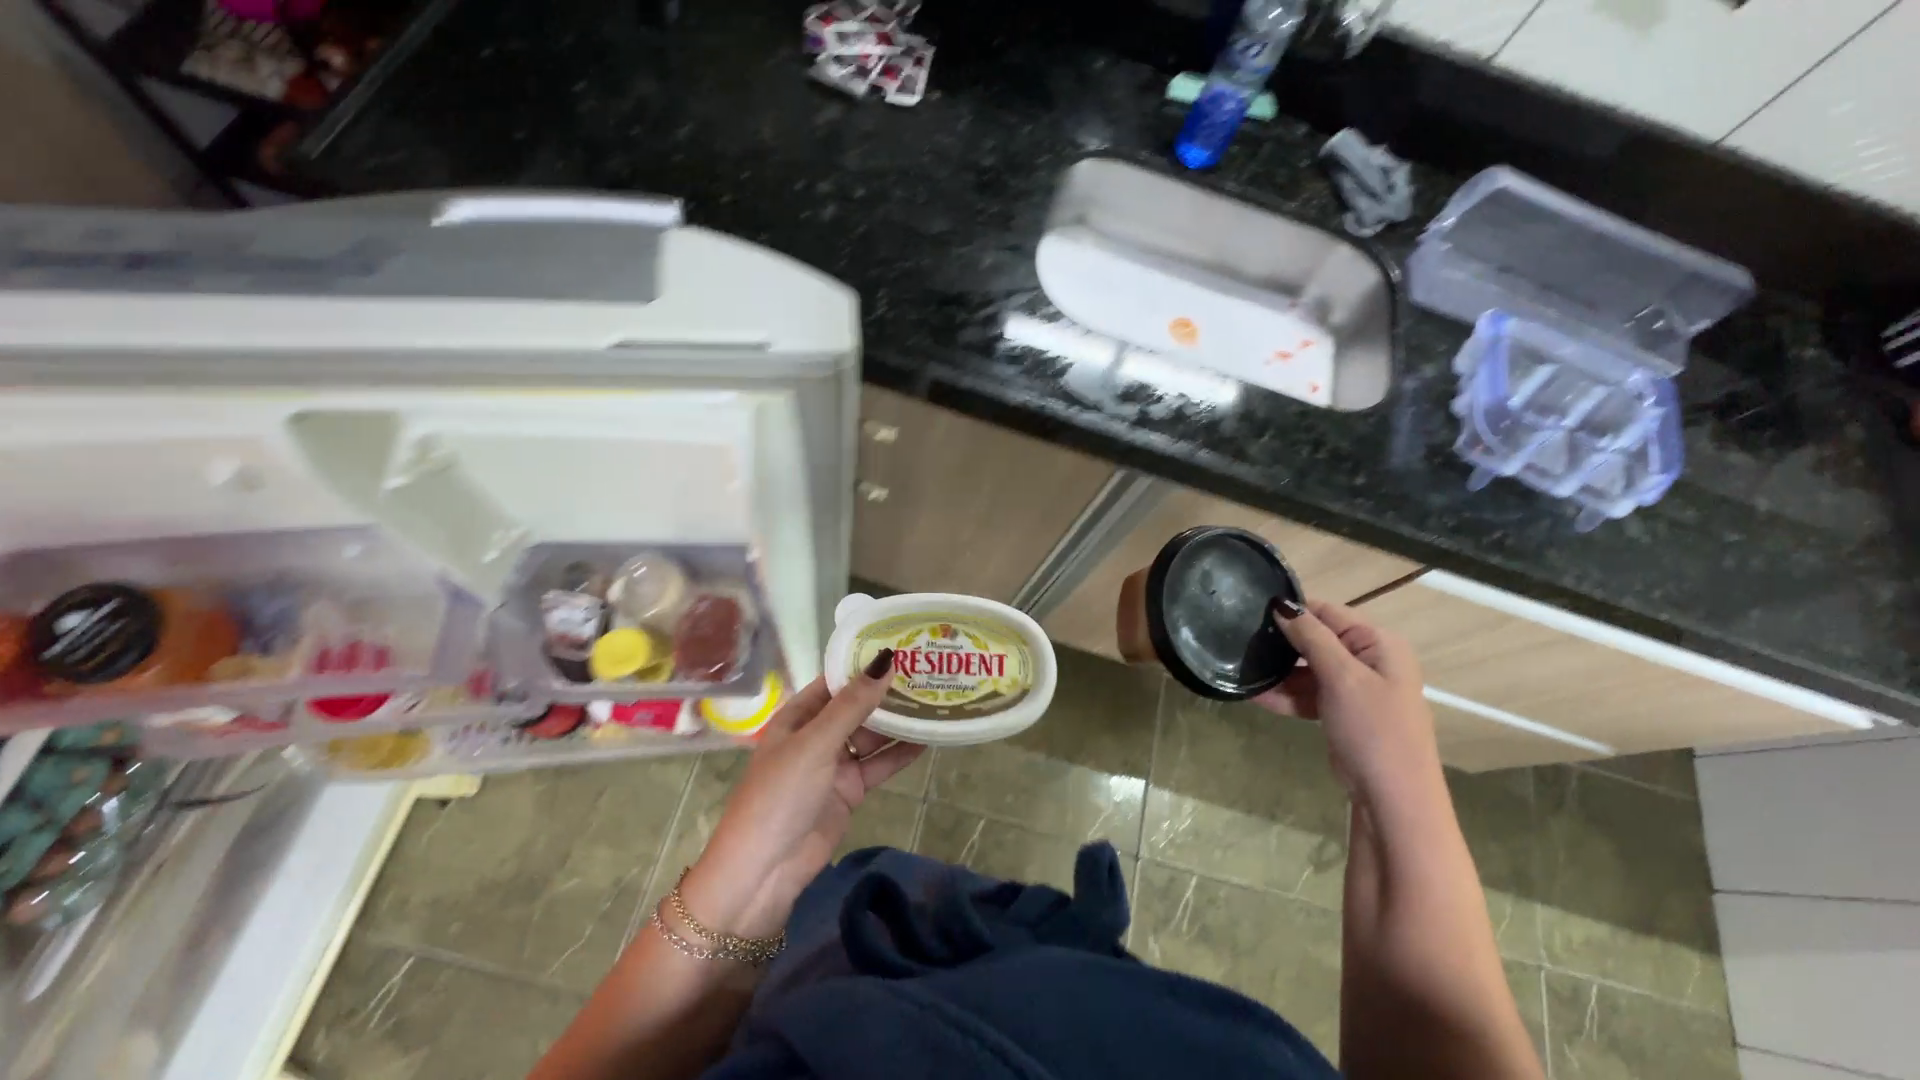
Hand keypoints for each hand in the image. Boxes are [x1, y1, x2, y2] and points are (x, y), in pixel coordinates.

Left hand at [680, 651, 921, 939]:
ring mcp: (832, 765)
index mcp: (796, 717)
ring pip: (870, 736)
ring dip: (897, 722)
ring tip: (935, 698)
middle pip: (855, 707)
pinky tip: (928, 738)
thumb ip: (853, 705)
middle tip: (928, 670)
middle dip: (886, 692)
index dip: (863, 664)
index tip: (901, 646)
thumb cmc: (780, 795)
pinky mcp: (848, 793)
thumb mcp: (816, 743)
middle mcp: (815, 736)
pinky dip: (900, 754)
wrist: (763, 870)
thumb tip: (886, 659)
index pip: (834, 681)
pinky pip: (878, 766)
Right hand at [1255, 600, 1441, 800]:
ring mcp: (1356, 690)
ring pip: (1310, 670)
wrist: (1393, 796)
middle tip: (1241, 641)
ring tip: (1242, 671)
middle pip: (1318, 641)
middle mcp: (1370, 661)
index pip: (1329, 613)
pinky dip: (1287, 696)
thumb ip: (1312, 638)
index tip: (1252, 612)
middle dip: (1283, 644)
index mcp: (1379, 643)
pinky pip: (1310, 695)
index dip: (1293, 611)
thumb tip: (1282, 605)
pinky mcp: (1343, 714)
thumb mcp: (1342, 677)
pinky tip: (1255, 696)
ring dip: (1280, 673)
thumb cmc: (1373, 728)